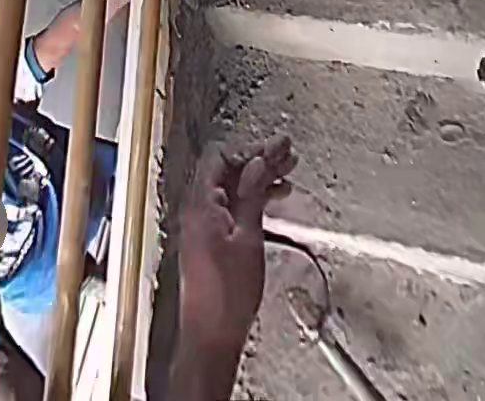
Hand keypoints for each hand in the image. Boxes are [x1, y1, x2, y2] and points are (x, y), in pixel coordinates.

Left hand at [177, 137, 297, 351]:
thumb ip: (251, 196)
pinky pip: (230, 204)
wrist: (212, 336)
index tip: (274, 149)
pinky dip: (252, 197)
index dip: (249, 150)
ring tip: (286, 172)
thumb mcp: (248, 238)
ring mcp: (203, 222)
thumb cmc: (226, 295)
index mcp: (200, 203)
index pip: (219, 156)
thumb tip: (257, 163)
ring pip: (232, 186)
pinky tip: (273, 197)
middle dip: (258, 160)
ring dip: (258, 177)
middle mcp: (197, 208)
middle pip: (227, 170)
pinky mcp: (210, 236)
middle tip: (285, 153)